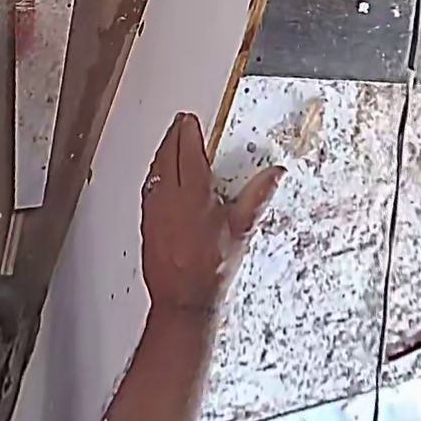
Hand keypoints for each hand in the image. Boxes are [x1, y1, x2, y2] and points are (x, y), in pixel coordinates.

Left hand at [140, 113, 283, 315]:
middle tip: (180, 123)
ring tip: (170, 141)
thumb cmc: (212, 269)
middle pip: (168, 154)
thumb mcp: (241, 229)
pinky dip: (155, 170)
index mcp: (194, 195)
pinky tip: (159, 172)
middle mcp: (170, 198)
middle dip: (174, 135)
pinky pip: (148, 186)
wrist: (183, 300)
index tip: (190, 120)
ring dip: (163, 150)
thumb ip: (258, 196)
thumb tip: (274, 174)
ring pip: (156, 168)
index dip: (189, 132)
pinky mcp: (146, 221)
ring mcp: (154, 209)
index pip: (188, 151)